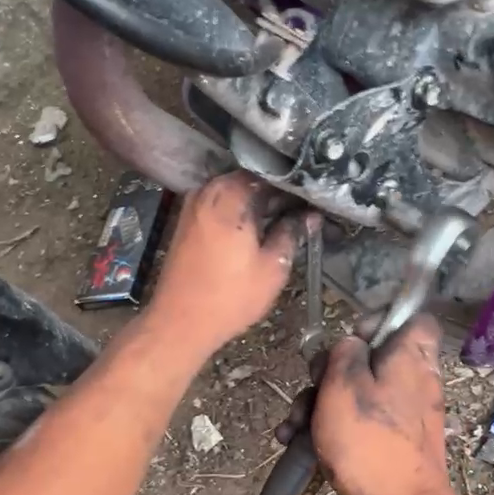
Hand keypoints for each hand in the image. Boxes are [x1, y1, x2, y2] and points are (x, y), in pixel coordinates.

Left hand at [144, 172, 315, 358]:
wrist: (180, 321)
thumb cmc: (230, 297)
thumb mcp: (272, 268)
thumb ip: (291, 234)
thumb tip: (309, 216)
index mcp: (232, 195)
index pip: (271, 173)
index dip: (295, 185)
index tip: (313, 196)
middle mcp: (210, 190)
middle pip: (250, 178)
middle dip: (276, 191)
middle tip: (301, 208)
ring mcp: (194, 203)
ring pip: (234, 190)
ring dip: (257, 202)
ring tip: (282, 218)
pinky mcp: (187, 219)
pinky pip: (220, 203)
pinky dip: (238, 210)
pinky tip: (255, 227)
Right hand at [312, 315, 458, 494]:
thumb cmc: (369, 442)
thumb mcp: (343, 385)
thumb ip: (345, 353)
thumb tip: (352, 346)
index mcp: (410, 357)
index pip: (411, 319)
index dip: (377, 322)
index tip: (350, 341)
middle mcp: (415, 380)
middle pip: (371, 359)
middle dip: (330, 372)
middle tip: (312, 389)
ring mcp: (406, 415)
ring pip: (359, 393)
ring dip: (320, 405)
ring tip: (292, 428)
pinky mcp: (395, 443)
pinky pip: (363, 423)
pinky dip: (334, 428)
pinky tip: (297, 442)